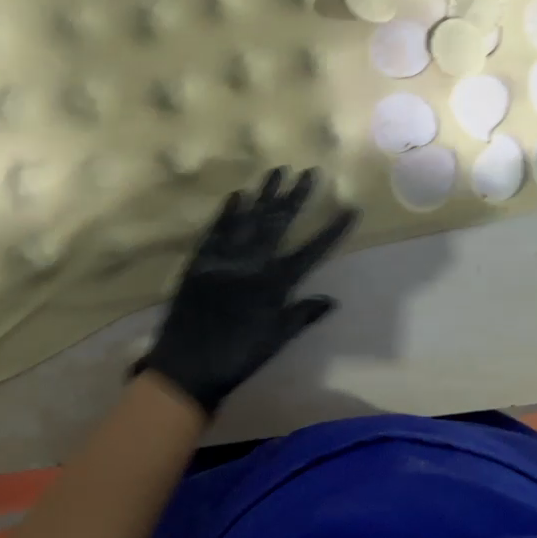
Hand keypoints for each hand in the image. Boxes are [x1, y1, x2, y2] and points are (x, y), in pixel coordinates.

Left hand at [135, 167, 358, 415]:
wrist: (187, 367)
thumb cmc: (237, 357)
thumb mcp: (277, 340)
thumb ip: (302, 315)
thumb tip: (332, 299)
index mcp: (274, 285)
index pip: (311, 251)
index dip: (331, 230)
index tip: (350, 209)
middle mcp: (251, 264)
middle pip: (278, 223)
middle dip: (296, 197)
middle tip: (309, 172)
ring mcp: (224, 259)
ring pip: (248, 218)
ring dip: (263, 194)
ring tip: (277, 170)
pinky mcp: (200, 261)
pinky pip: (216, 230)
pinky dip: (227, 212)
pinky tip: (237, 194)